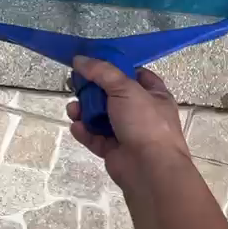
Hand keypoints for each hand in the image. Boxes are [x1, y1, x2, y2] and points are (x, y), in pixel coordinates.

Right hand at [67, 56, 190, 190]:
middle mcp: (141, 113)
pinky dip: (83, 130)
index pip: (136, 74)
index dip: (117, 67)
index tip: (95, 63)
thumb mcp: (125, 89)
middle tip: (75, 85)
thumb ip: (101, 71)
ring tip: (74, 110)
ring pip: (98, 115)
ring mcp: (126, 132)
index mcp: (154, 96)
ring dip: (83, 111)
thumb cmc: (145, 123)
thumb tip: (79, 59)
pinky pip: (93, 135)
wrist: (149, 169)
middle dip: (90, 90)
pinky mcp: (112, 148)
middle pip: (110, 94)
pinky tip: (77, 127)